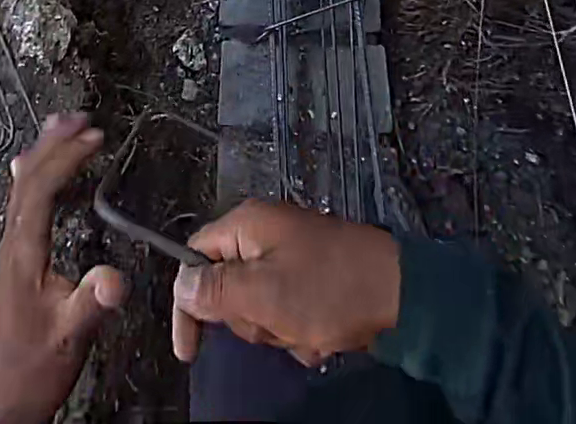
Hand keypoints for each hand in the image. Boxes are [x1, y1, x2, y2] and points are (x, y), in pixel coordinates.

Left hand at [0, 114, 124, 423]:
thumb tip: (117, 276)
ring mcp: (9, 250)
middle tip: (81, 117)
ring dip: (42, 152)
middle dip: (54, 143)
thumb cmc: (34, 369)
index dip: (67, 158)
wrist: (0, 405)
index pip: (42, 191)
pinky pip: (21, 202)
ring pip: (21, 187)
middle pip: (28, 180)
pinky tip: (33, 165)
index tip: (96, 137)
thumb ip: (91, 304)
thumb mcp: (69, 338)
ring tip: (60, 124)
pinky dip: (33, 174)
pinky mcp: (14, 258)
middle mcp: (11, 245)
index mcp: (23, 255)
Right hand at [170, 200, 399, 366]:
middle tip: (275, 320)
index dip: (188, 301)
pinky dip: (299, 329)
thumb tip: (181, 286)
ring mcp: (290, 254)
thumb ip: (215, 290)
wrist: (395, 291)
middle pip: (227, 286)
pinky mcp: (310, 276)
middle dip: (249, 318)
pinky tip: (321, 331)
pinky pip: (285, 311)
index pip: (195, 256)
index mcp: (248, 224)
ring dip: (278, 329)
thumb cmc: (325, 287)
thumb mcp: (262, 293)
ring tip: (306, 326)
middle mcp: (265, 233)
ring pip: (257, 306)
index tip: (191, 351)